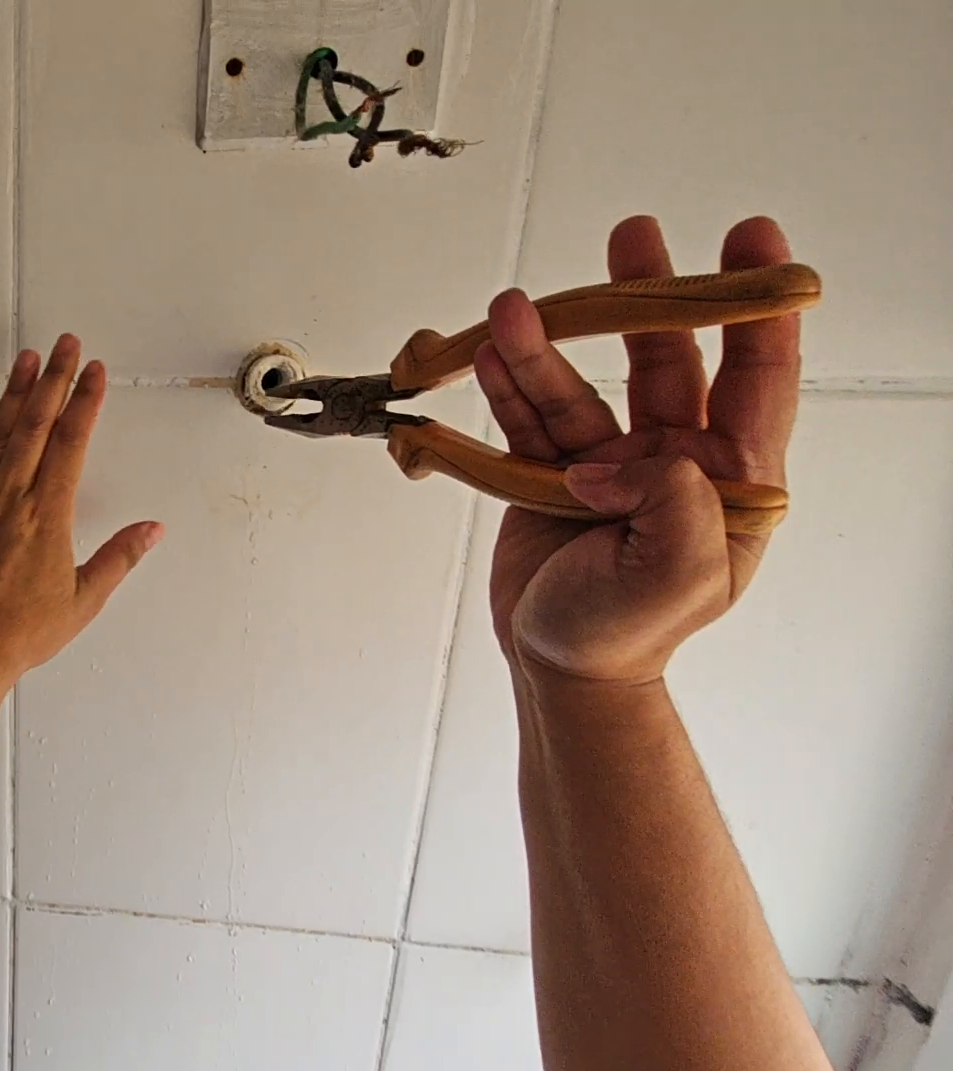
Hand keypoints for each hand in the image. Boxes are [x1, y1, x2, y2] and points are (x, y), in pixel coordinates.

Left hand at [0, 334, 162, 680]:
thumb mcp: (82, 601)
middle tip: (65, 345)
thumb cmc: (19, 634)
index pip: (71, 444)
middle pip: (35, 426)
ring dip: (12, 395)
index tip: (94, 373)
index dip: (84, 403)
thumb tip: (151, 530)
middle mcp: (10, 501)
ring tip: (24, 360)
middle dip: (53, 380)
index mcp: (47, 517)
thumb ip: (118, 559)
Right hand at [474, 217, 800, 684]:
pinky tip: (487, 360)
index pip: (755, 376)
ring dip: (542, 350)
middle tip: (629, 239)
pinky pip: (524, 424)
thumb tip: (619, 458)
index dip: (755, 309)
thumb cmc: (625, 631)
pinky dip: (505, 392)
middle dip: (642, 300)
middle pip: (660, 361)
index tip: (748, 240)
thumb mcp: (676, 578)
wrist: (558, 658)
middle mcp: (668, 458)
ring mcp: (602, 465)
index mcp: (727, 477)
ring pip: (575, 391)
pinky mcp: (544, 476)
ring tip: (508, 313)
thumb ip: (672, 506)